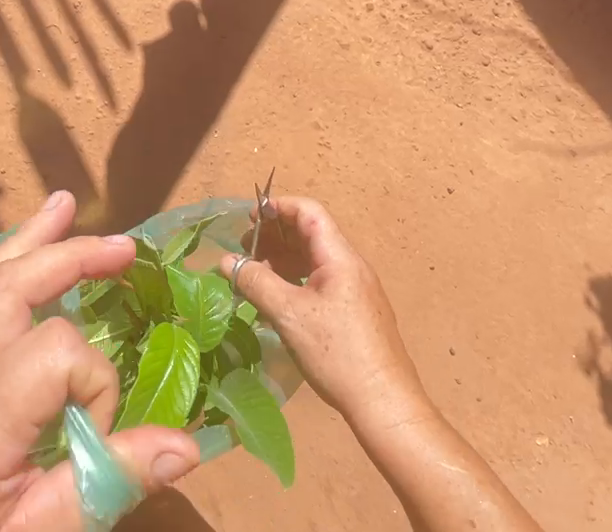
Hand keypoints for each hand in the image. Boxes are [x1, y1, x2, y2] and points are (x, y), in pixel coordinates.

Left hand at [0, 191, 201, 531]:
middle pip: (8, 288)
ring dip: (27, 242)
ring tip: (62, 206)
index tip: (102, 430)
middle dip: (68, 258)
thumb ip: (108, 484)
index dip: (96, 380)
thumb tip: (186, 445)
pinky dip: (3, 270)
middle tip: (123, 246)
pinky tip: (22, 258)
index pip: (52, 351)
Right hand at [220, 196, 422, 428]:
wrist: (384, 403)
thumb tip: (226, 262)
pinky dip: (295, 279)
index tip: (249, 218)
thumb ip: (255, 282)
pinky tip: (277, 298)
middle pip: (311, 234)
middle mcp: (351, 267)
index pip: (309, 212)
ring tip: (255, 273)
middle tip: (245, 248)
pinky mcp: (355, 312)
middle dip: (275, 234)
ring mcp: (356, 290)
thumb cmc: (337, 353)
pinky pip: (320, 281)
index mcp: (340, 258)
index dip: (278, 207)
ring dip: (283, 258)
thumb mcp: (288, 315)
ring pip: (315, 259)